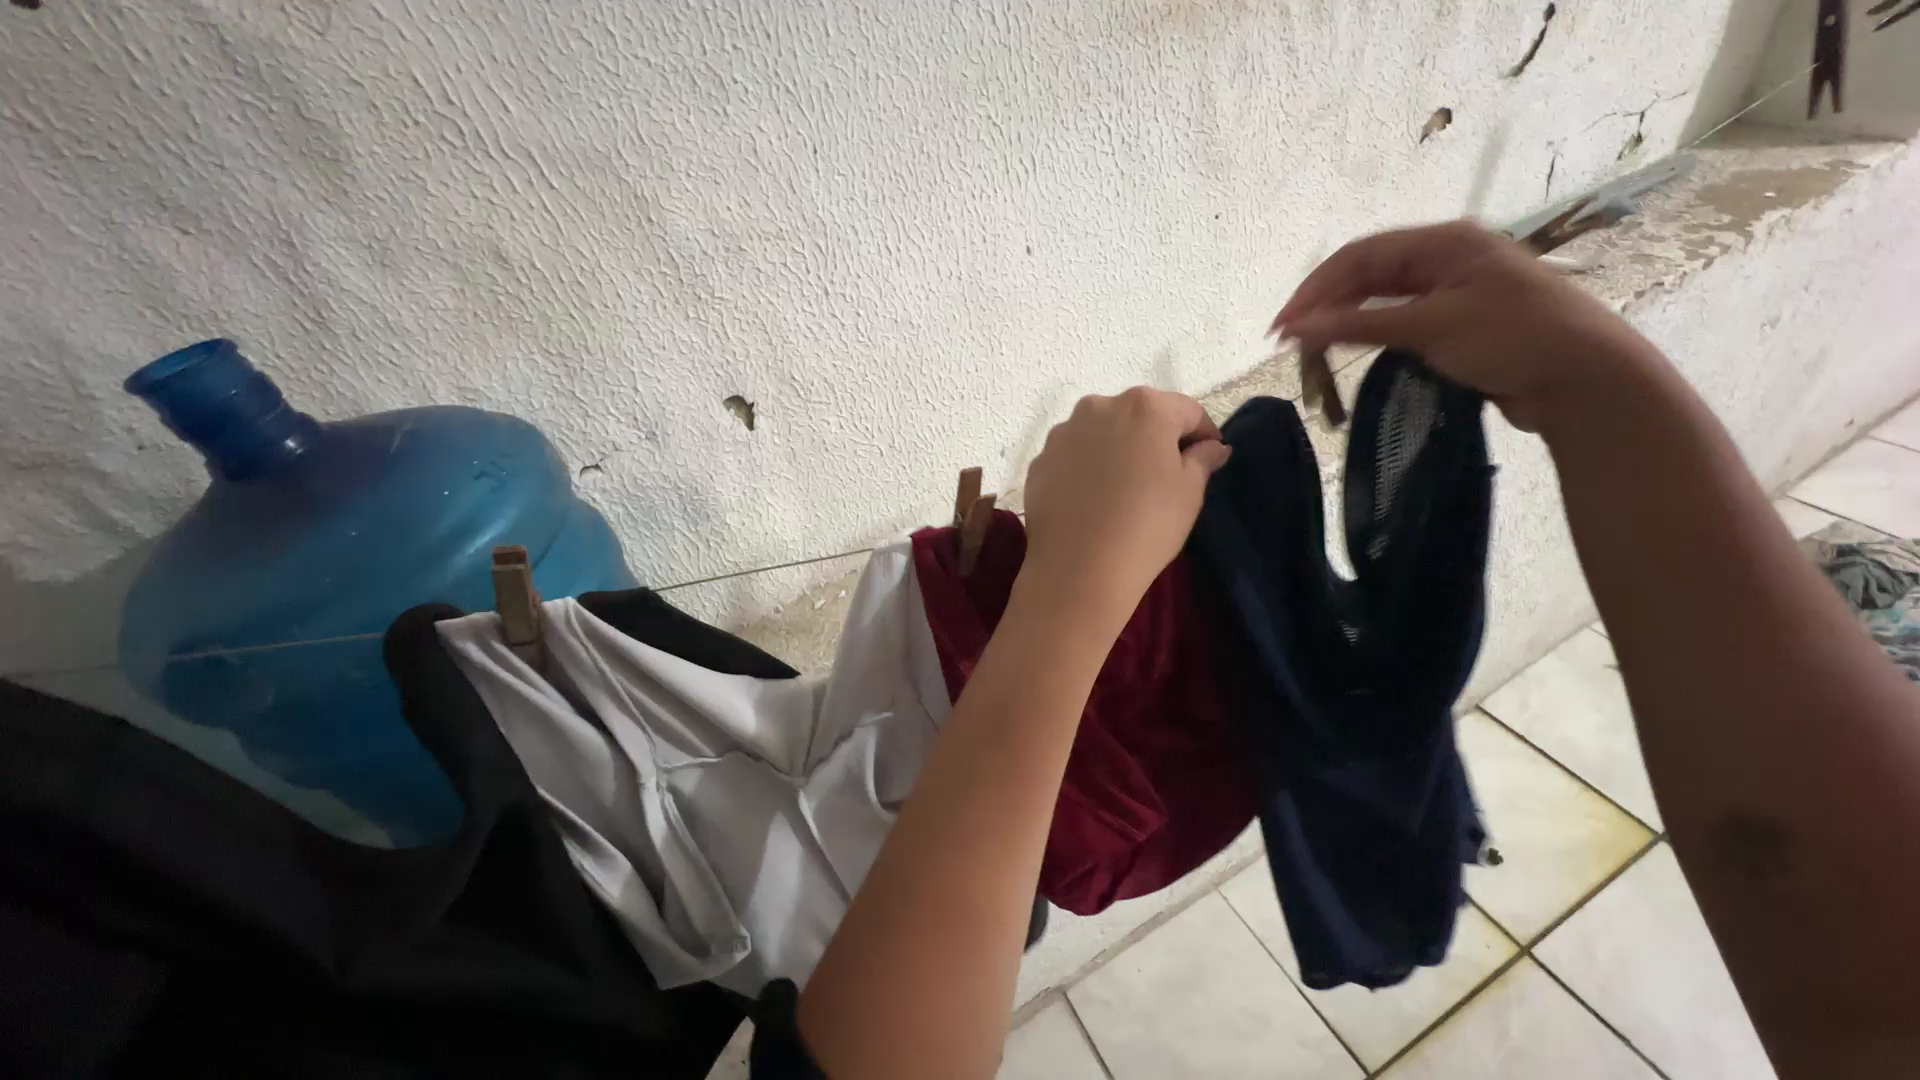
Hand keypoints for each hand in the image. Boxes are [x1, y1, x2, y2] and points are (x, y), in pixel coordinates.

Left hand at [1021, 387, 1230, 619]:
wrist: (1077, 568)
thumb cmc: (1146, 525)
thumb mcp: (1189, 492)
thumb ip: (1202, 459)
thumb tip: (1212, 447)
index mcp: (1144, 407)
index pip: (1187, 411)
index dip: (1203, 433)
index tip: (1210, 456)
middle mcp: (1098, 407)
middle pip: (1139, 415)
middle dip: (1157, 437)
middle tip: (1167, 474)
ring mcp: (1063, 433)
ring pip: (1102, 433)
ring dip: (1118, 450)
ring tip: (1125, 488)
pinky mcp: (1039, 461)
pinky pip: (1074, 457)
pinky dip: (1087, 468)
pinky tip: (1093, 500)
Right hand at [1271, 221, 1664, 433]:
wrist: (1585, 379)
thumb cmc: (1514, 337)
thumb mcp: (1433, 326)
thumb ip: (1360, 325)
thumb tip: (1297, 328)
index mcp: (1443, 241)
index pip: (1359, 257)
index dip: (1314, 290)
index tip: (1281, 328)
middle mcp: (1444, 258)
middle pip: (1366, 274)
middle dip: (1323, 304)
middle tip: (1287, 341)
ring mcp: (1450, 290)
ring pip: (1378, 299)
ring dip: (1341, 320)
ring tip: (1309, 348)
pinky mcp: (1454, 323)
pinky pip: (1396, 321)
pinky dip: (1367, 334)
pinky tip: (1347, 351)